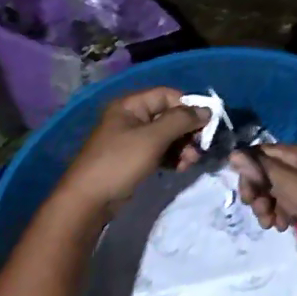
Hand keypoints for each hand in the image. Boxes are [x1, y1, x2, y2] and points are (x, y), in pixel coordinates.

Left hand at [53, 88, 206, 214]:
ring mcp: (133, 140)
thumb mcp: (153, 138)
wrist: (90, 200)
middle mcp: (132, 118)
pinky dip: (173, 157)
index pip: (167, 95)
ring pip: (168, 136)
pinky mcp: (136, 159)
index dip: (188, 106)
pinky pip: (161, 152)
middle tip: (199, 148)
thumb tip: (207, 110)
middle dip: (187, 131)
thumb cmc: (120, 162)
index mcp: (130, 106)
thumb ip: (181, 120)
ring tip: (190, 162)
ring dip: (183, 147)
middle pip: (169, 116)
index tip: (207, 123)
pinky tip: (180, 168)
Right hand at [226, 145, 296, 253]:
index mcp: (292, 155)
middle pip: (262, 175)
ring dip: (267, 208)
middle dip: (257, 194)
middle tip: (260, 211)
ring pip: (272, 192)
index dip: (247, 173)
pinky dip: (280, 214)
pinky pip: (285, 204)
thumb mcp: (291, 185)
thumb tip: (233, 154)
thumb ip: (262, 170)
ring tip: (273, 223)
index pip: (257, 155)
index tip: (247, 195)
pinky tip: (285, 226)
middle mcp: (295, 166)